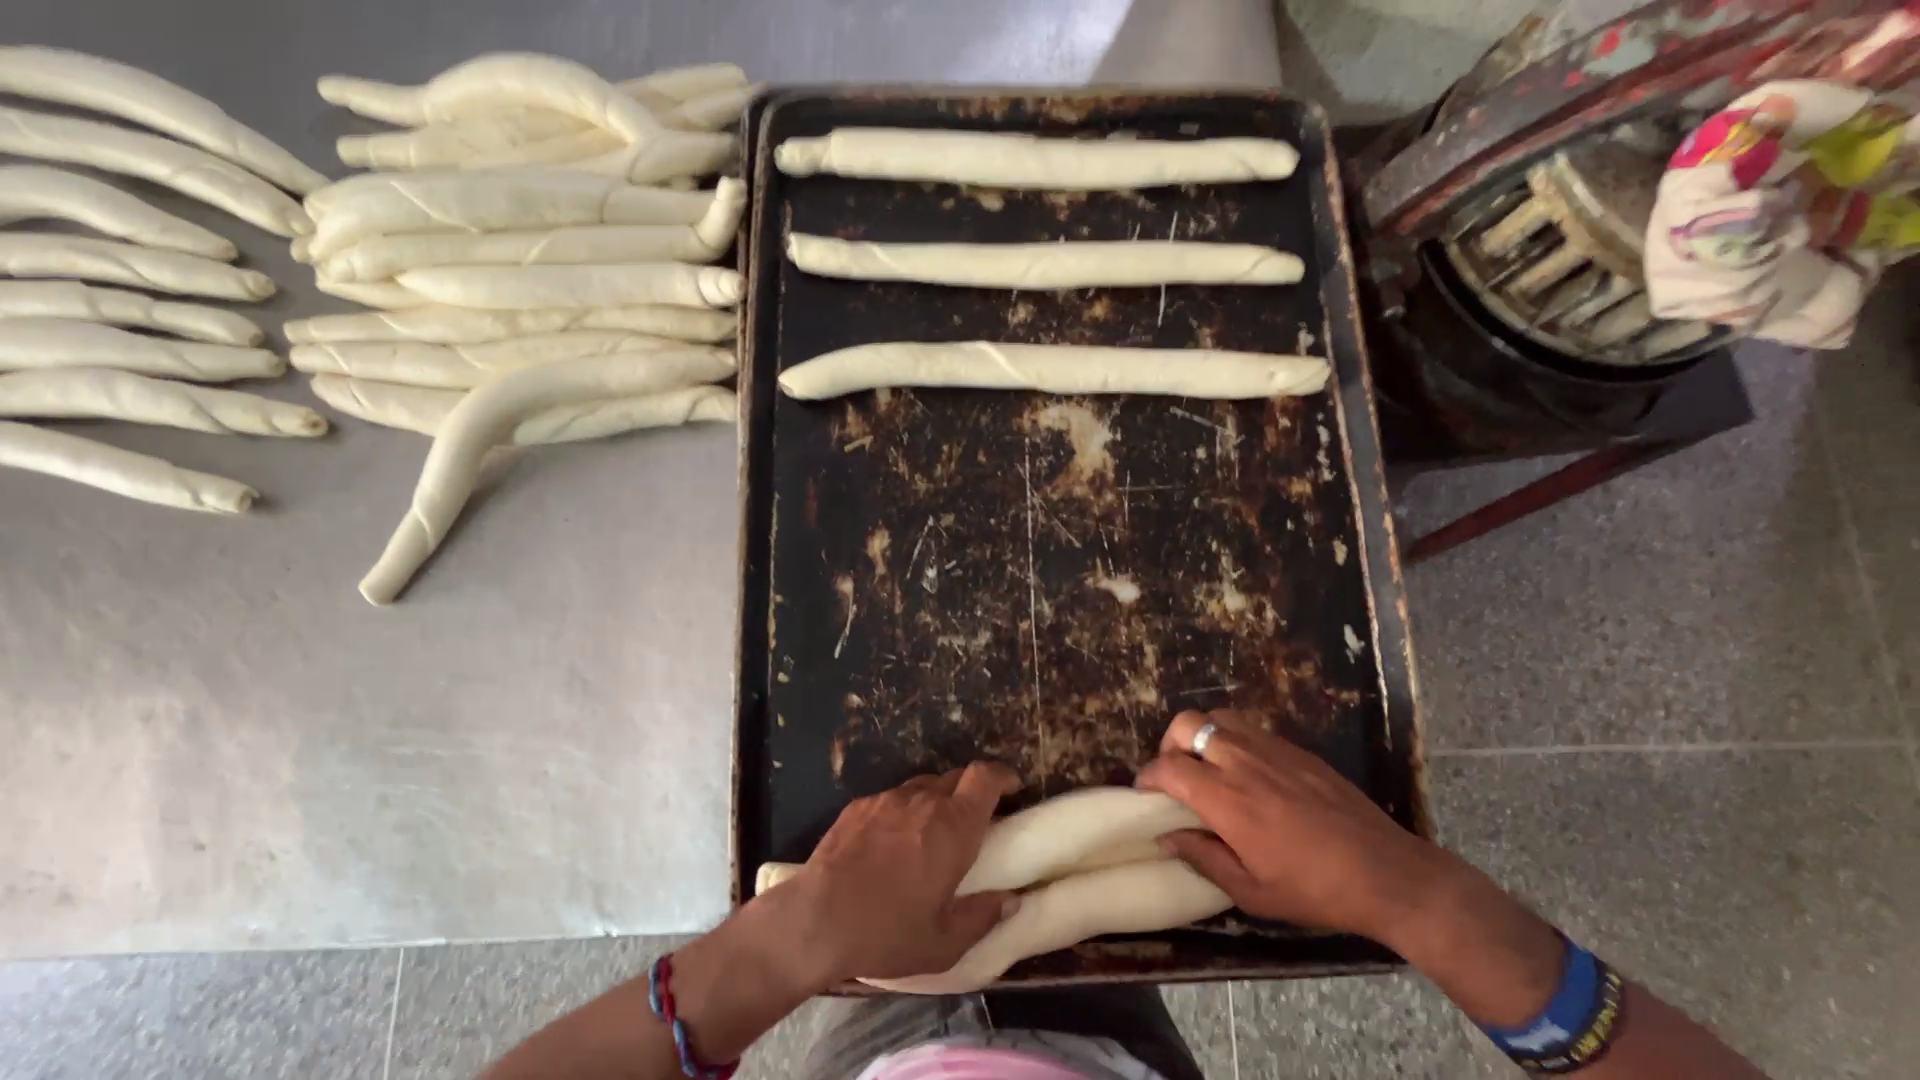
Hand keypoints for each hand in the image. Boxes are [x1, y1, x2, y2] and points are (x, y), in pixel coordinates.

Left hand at [764, 762, 1020, 984]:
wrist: (815, 920)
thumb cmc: (887, 932)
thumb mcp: (944, 943)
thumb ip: (982, 917)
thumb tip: (1009, 900)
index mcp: (953, 826)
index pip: (985, 776)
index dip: (1002, 776)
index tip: (1012, 789)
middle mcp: (923, 801)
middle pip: (956, 777)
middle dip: (971, 792)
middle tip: (974, 822)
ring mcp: (887, 800)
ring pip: (922, 786)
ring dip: (936, 802)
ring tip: (931, 835)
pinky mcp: (857, 807)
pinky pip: (892, 799)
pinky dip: (903, 812)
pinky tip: (892, 844)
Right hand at [1137, 709, 1452, 946]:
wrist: (1387, 872)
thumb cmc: (1314, 889)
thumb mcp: (1251, 892)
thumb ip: (1203, 858)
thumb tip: (1168, 837)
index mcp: (1227, 799)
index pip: (1169, 767)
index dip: (1147, 776)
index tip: (1144, 793)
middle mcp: (1243, 762)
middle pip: (1187, 725)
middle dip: (1169, 744)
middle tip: (1174, 774)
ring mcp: (1273, 750)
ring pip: (1219, 717)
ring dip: (1201, 736)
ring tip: (1206, 767)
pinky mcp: (1298, 750)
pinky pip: (1251, 729)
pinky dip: (1233, 740)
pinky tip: (1245, 773)